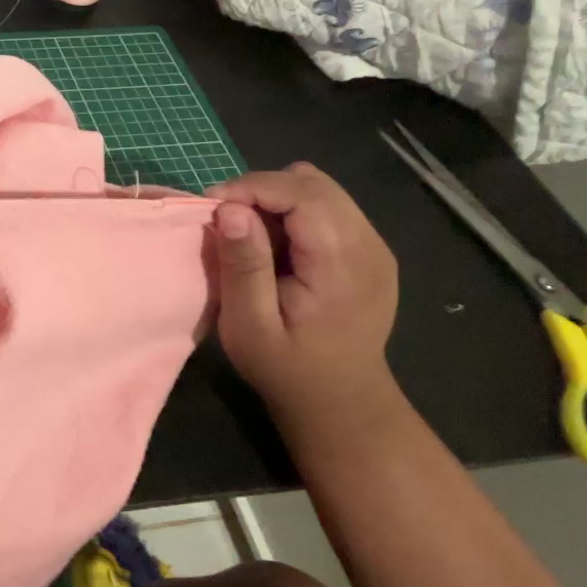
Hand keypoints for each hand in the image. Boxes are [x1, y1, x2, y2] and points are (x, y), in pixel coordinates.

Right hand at [206, 163, 399, 425]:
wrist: (341, 403)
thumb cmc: (286, 369)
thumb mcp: (249, 326)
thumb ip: (243, 266)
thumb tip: (230, 209)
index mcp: (342, 267)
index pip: (302, 194)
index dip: (251, 187)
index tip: (211, 206)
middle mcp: (369, 247)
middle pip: (314, 183)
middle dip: (261, 189)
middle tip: (226, 219)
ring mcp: (375, 247)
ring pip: (322, 189)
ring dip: (277, 198)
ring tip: (250, 232)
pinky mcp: (370, 251)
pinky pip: (330, 206)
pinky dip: (294, 211)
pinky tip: (277, 245)